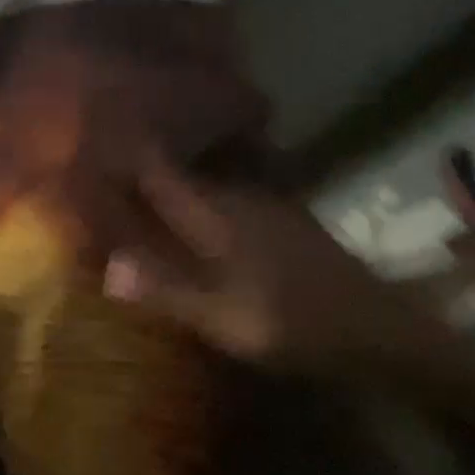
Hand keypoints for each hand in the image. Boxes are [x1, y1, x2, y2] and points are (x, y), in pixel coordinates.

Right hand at [101, 157, 467, 376]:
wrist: (383, 332)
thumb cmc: (297, 326)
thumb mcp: (224, 319)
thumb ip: (168, 290)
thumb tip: (109, 268)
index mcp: (221, 217)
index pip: (162, 175)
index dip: (128, 158)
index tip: (92, 143)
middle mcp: (242, 200)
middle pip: (181, 175)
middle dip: (143, 167)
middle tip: (103, 167)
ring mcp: (266, 209)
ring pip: (206, 185)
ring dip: (172, 183)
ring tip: (136, 186)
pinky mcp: (282, 224)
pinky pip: (226, 200)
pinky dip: (198, 202)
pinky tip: (188, 218)